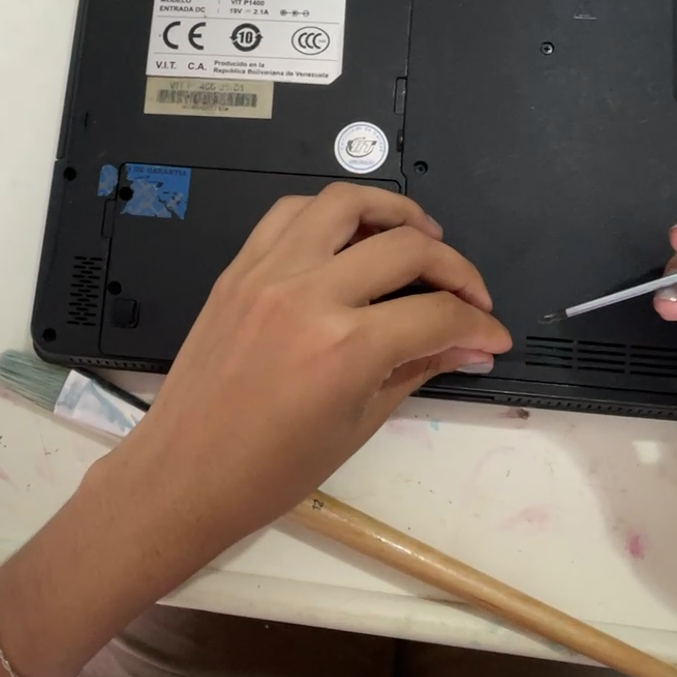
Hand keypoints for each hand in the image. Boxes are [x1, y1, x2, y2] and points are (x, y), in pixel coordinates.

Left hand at [93, 183, 512, 569]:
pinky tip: (349, 235)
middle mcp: (309, 294)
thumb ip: (419, 369)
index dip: (479, 325)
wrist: (185, 473)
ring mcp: (268, 273)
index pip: (437, 314)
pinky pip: (288, 212)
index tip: (492, 335)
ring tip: (420, 236)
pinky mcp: (239, 267)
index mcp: (345, 347)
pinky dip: (328, 213)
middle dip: (457, 268)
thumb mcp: (359, 424)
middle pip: (406, 248)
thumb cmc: (270, 471)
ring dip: (394, 211)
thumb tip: (471, 346)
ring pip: (344, 203)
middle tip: (469, 295)